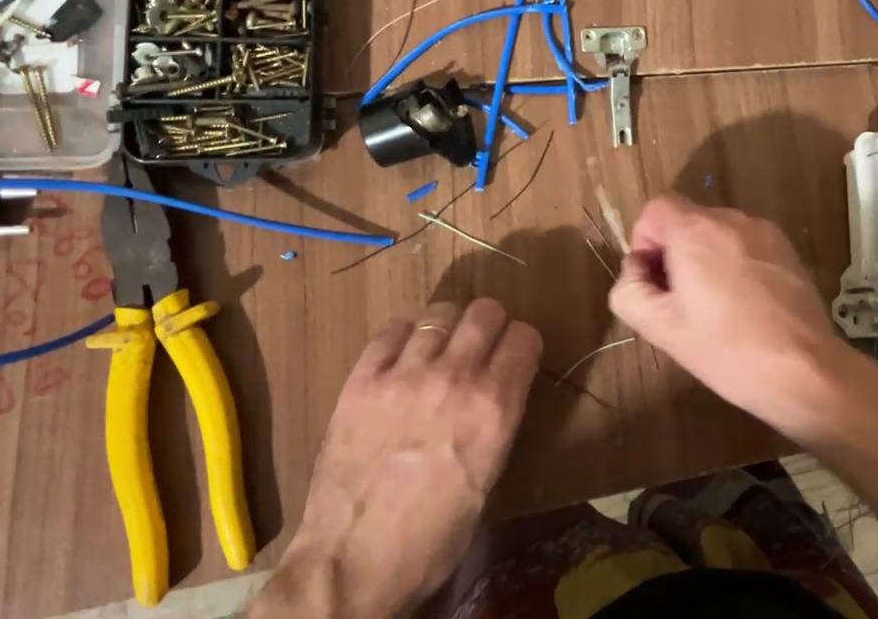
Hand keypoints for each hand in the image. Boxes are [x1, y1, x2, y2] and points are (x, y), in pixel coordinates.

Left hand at [253, 299, 541, 617]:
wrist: (353, 565)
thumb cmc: (432, 538)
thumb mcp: (487, 480)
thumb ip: (497, 422)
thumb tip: (497, 391)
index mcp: (494, 406)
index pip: (524, 337)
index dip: (523, 344)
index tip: (516, 356)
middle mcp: (456, 378)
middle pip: (485, 312)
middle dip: (491, 324)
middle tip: (480, 345)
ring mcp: (405, 374)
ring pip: (439, 313)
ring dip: (448, 327)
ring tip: (440, 349)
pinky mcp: (362, 380)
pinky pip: (390, 330)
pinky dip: (403, 336)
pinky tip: (401, 357)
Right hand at [610, 195, 856, 440]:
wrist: (802, 369)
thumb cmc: (726, 349)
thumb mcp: (660, 328)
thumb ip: (629, 290)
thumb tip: (636, 269)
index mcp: (696, 231)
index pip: (656, 207)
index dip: (645, 239)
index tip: (653, 278)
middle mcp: (731, 219)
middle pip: (688, 220)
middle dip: (675, 253)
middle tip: (680, 301)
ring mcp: (765, 232)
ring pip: (718, 234)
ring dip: (706, 259)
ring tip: (715, 307)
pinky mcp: (787, 249)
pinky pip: (746, 245)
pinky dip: (736, 264)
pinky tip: (745, 306)